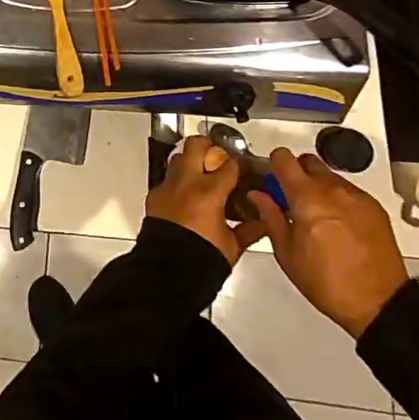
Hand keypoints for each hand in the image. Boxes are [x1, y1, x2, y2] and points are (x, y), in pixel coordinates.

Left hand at [146, 136, 268, 264]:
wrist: (166, 274)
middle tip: (216, 158)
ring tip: (200, 178)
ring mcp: (167, 188)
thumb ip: (249, 229)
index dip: (238, 165)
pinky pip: (166, 180)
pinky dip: (177, 184)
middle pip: (196, 145)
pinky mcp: (154, 197)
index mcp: (210, 192)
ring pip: (178, 158)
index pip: (229, 164)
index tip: (241, 170)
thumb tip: (264, 221)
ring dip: (190, 162)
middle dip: (208, 146)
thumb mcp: (232, 246)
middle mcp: (186, 183)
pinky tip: (185, 199)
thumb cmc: (203, 261)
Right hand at [249, 149, 408, 338]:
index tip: (272, 179)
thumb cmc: (329, 283)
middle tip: (292, 200)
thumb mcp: (287, 253)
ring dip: (319, 188)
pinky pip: (349, 192)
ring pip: (330, 176)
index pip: (284, 158)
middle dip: (297, 174)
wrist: (377, 302)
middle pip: (308, 161)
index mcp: (307, 198)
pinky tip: (338, 227)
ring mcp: (356, 196)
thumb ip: (271, 217)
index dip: (274, 164)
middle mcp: (333, 189)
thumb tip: (259, 196)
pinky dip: (339, 200)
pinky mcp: (374, 206)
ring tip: (317, 219)